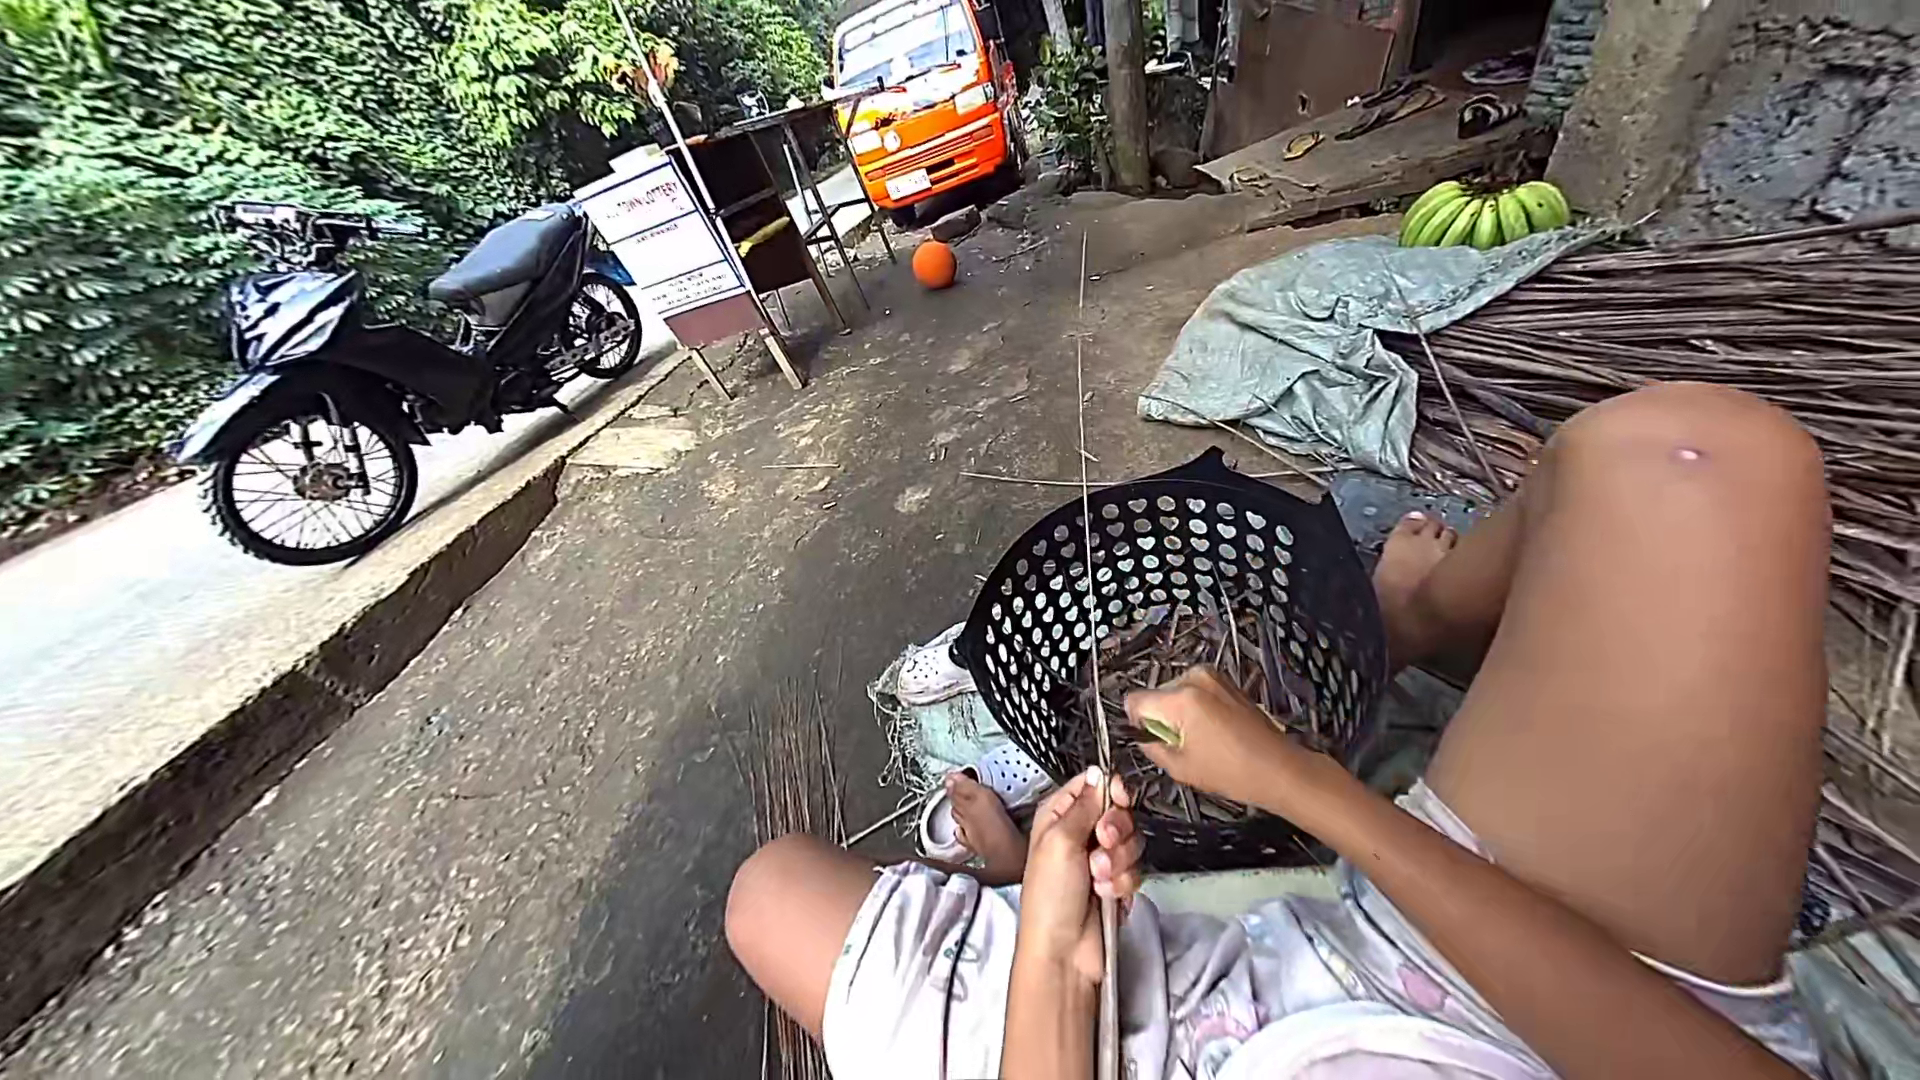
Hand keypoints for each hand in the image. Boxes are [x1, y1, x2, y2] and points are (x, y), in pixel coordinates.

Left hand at [1017, 767, 1143, 987]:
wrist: (1063, 952)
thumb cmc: (1049, 895)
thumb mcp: (1059, 840)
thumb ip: (1084, 805)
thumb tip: (1098, 773)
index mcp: (1059, 814)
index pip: (1093, 785)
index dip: (1110, 789)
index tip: (1118, 799)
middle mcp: (1080, 832)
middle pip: (1117, 812)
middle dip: (1116, 831)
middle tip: (1102, 845)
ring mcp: (1099, 858)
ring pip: (1131, 842)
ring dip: (1118, 862)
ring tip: (1097, 878)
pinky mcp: (1116, 882)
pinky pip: (1135, 869)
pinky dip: (1123, 882)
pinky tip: (1106, 895)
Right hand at [1127, 666, 1318, 810]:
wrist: (1280, 769)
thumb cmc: (1238, 771)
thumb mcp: (1180, 768)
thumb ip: (1150, 747)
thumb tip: (1140, 736)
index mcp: (1182, 699)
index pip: (1135, 700)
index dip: (1136, 722)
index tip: (1148, 737)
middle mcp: (1195, 679)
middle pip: (1155, 695)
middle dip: (1160, 717)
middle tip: (1181, 744)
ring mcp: (1212, 677)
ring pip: (1173, 693)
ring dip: (1177, 712)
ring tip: (1201, 739)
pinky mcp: (1224, 681)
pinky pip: (1192, 691)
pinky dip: (1195, 708)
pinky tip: (1212, 731)